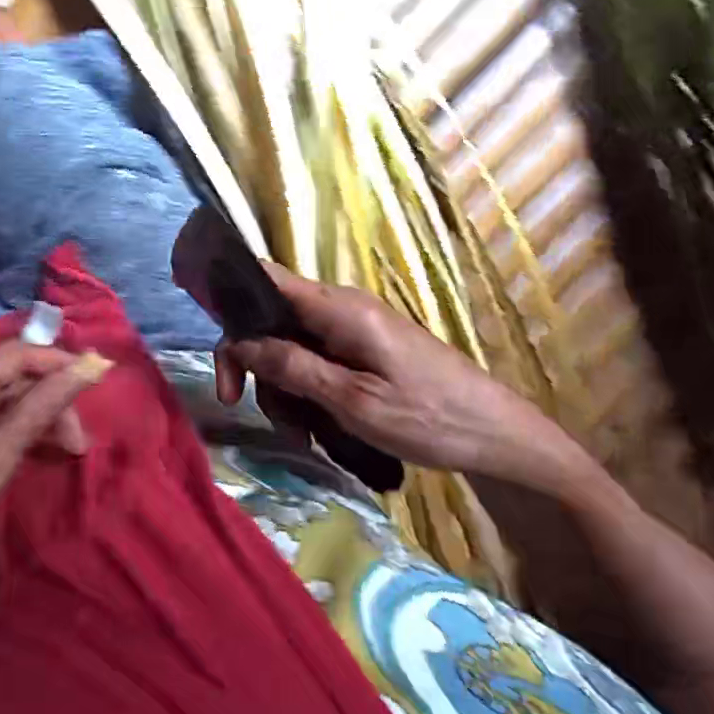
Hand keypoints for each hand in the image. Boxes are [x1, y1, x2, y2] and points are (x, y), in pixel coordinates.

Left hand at [0, 342, 107, 597]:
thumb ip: (44, 407)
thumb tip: (91, 365)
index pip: (20, 353)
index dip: (62, 363)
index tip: (99, 386)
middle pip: (13, 374)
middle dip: (51, 400)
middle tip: (77, 444)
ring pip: (2, 395)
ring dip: (37, 417)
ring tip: (64, 452)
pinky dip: (14, 428)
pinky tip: (33, 451)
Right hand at [217, 263, 582, 482]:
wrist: (495, 434)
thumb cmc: (429, 417)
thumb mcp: (354, 401)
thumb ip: (294, 368)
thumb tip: (240, 343)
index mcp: (339, 308)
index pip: (267, 279)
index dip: (230, 299)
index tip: (219, 352)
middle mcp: (342, 307)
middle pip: (274, 321)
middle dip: (258, 367)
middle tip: (259, 416)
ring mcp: (354, 328)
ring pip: (293, 345)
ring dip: (284, 388)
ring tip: (302, 435)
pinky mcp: (364, 349)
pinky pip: (317, 360)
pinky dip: (307, 391)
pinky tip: (317, 427)